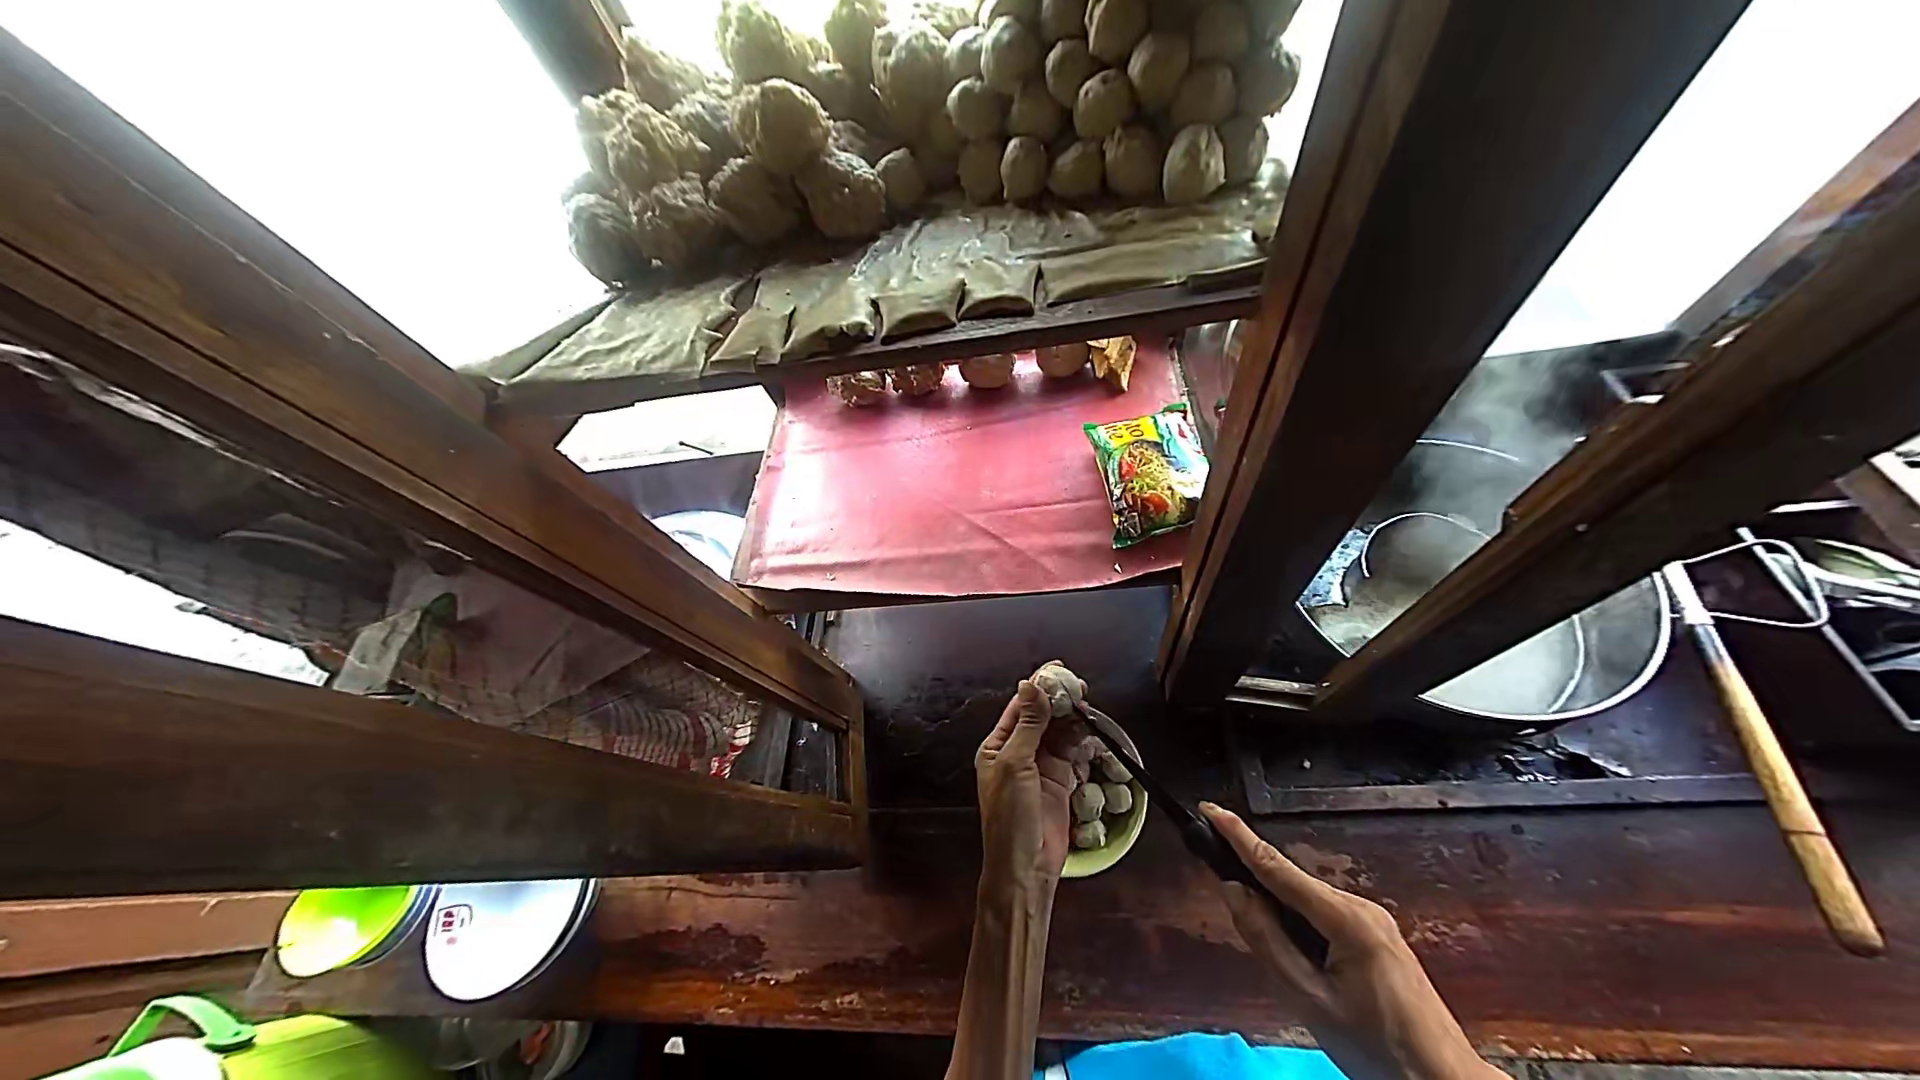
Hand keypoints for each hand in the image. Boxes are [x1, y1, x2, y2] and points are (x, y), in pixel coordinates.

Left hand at [974, 680, 1080, 886]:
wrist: (1025, 865)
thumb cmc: (1010, 815)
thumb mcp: (1015, 765)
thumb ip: (1028, 725)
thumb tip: (1031, 686)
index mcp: (998, 746)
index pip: (1020, 708)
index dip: (1037, 689)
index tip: (1056, 671)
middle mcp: (1018, 752)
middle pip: (1041, 718)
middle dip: (1058, 701)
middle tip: (1079, 687)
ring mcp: (1040, 766)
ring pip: (1058, 733)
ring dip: (1071, 718)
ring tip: (1087, 704)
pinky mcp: (1060, 780)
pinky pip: (1071, 752)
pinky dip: (1080, 739)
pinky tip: (1090, 728)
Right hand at [1200, 802, 1502, 1079]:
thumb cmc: (1378, 1048)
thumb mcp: (1309, 999)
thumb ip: (1266, 941)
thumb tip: (1233, 890)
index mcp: (1344, 917)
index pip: (1275, 865)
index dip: (1236, 835)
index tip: (1208, 809)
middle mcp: (1359, 905)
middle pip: (1290, 883)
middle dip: (1257, 887)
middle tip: (1234, 912)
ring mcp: (1373, 919)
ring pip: (1306, 900)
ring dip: (1281, 913)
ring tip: (1280, 960)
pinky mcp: (1377, 935)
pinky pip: (1324, 915)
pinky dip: (1301, 925)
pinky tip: (1304, 963)